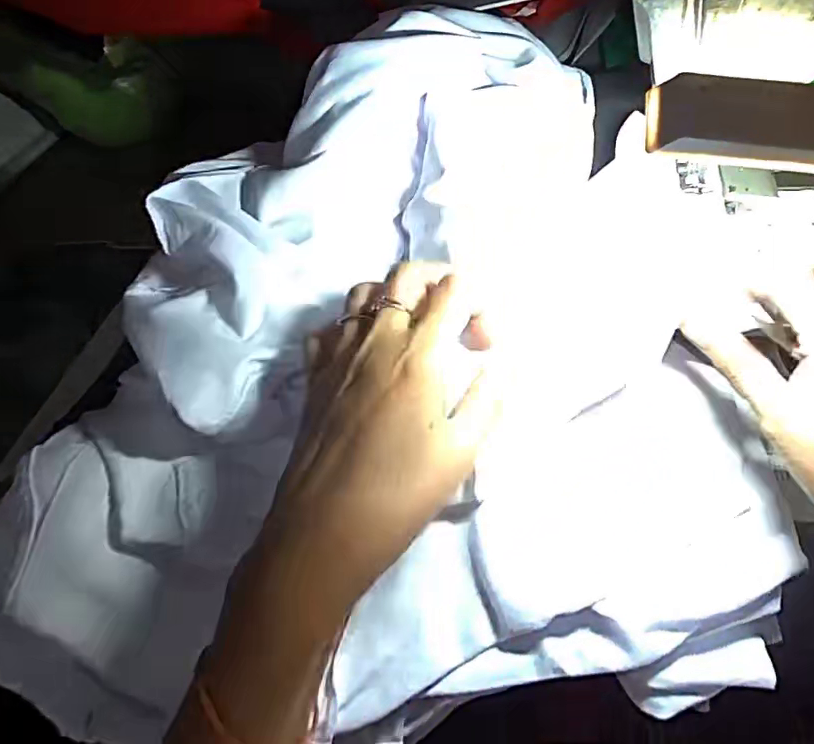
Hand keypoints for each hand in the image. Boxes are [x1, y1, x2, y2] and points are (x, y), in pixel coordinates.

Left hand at [257, 262, 498, 607]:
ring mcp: (337, 357)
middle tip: (457, 318)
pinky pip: (330, 328)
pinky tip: (370, 354)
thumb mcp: (463, 450)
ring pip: (364, 292)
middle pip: (405, 276)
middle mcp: (376, 343)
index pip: (452, 289)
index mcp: (418, 356)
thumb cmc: (401, 494)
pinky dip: (355, 325)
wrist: (320, 539)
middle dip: (441, 279)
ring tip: (417, 330)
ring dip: (397, 297)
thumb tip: (500, 362)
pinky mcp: (313, 379)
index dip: (478, 301)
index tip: (484, 342)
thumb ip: (488, 395)